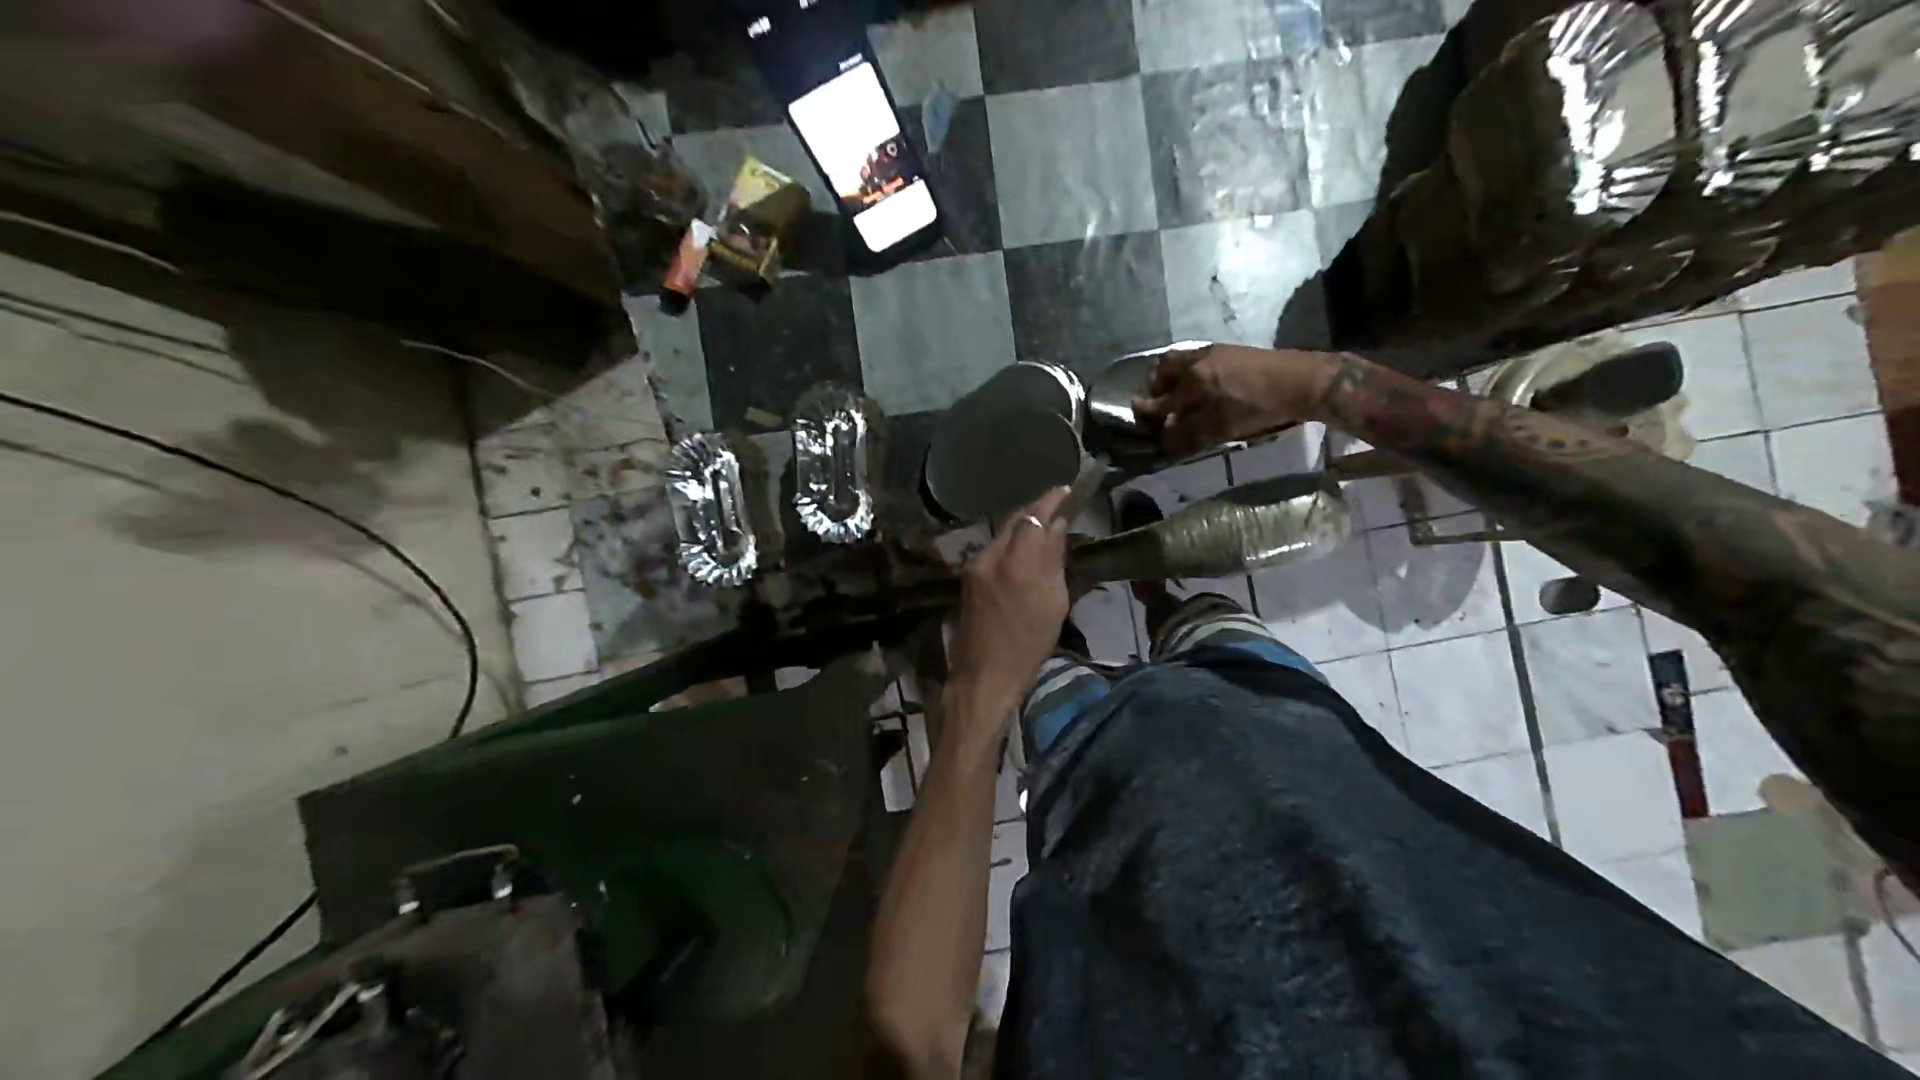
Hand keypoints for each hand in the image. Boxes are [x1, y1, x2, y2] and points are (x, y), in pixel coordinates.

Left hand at [948, 488, 1071, 716]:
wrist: (984, 673)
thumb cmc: (1029, 644)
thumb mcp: (1054, 603)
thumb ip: (1054, 560)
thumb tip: (1057, 527)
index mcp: (1018, 563)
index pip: (1035, 517)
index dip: (1051, 501)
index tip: (1067, 491)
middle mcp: (992, 555)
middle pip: (1016, 520)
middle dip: (1037, 510)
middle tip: (1059, 506)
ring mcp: (975, 564)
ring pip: (1003, 533)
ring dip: (1024, 526)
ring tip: (1046, 527)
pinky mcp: (968, 575)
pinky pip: (994, 548)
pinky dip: (1011, 543)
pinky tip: (1024, 549)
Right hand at [1133, 343, 1343, 455]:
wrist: (1301, 381)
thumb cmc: (1259, 408)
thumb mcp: (1221, 427)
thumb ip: (1188, 434)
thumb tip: (1165, 441)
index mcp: (1192, 381)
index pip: (1159, 401)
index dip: (1147, 414)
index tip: (1140, 422)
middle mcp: (1197, 361)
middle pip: (1163, 368)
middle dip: (1156, 387)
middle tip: (1160, 404)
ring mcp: (1213, 352)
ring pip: (1180, 360)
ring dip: (1173, 377)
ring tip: (1180, 396)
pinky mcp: (1229, 350)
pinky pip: (1197, 358)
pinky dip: (1190, 372)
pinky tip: (1202, 388)